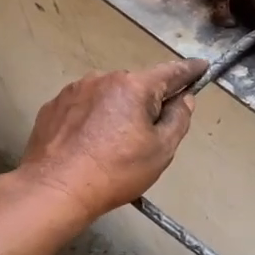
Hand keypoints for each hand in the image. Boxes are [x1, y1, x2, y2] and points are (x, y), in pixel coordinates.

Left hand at [14, 58, 208, 222]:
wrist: (55, 189)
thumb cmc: (116, 171)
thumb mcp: (161, 150)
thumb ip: (178, 119)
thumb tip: (184, 100)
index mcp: (134, 87)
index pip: (171, 72)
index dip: (190, 70)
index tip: (202, 66)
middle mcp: (103, 79)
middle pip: (137, 86)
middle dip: (148, 102)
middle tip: (149, 135)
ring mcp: (74, 90)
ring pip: (109, 95)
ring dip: (119, 110)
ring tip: (114, 145)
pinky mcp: (53, 106)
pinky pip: (84, 106)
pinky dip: (94, 119)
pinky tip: (91, 144)